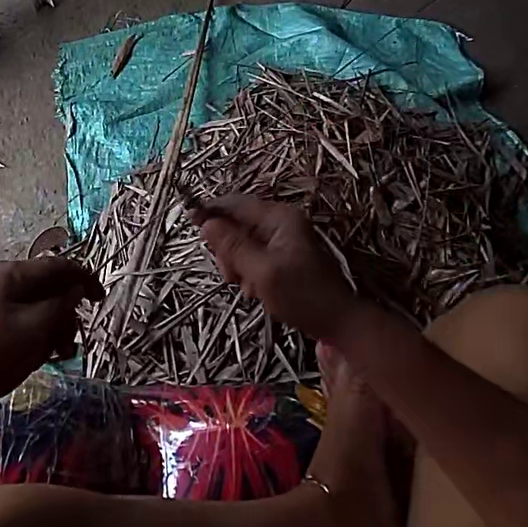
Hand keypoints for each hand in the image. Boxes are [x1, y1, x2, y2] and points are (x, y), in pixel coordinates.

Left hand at [0, 258, 102, 426]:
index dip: (84, 279)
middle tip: (71, 341)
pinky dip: (35, 336)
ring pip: (34, 308)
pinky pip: (19, 322)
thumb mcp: (36, 328)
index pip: (57, 265)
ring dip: (52, 328)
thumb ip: (62, 304)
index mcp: (9, 273)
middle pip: (46, 287)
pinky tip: (38, 358)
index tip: (102, 300)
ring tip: (55, 355)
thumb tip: (77, 287)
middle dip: (65, 312)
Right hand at [191, 195, 361, 340]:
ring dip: (237, 265)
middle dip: (227, 249)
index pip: (236, 204)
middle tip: (232, 274)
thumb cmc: (302, 295)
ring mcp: (283, 241)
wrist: (337, 322)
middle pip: (237, 225)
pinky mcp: (283, 258)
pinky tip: (255, 290)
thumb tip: (207, 224)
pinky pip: (254, 258)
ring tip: (248, 287)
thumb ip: (232, 246)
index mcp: (279, 218)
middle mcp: (281, 223)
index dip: (211, 210)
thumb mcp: (261, 271)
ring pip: (242, 244)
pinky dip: (248, 273)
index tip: (190, 221)